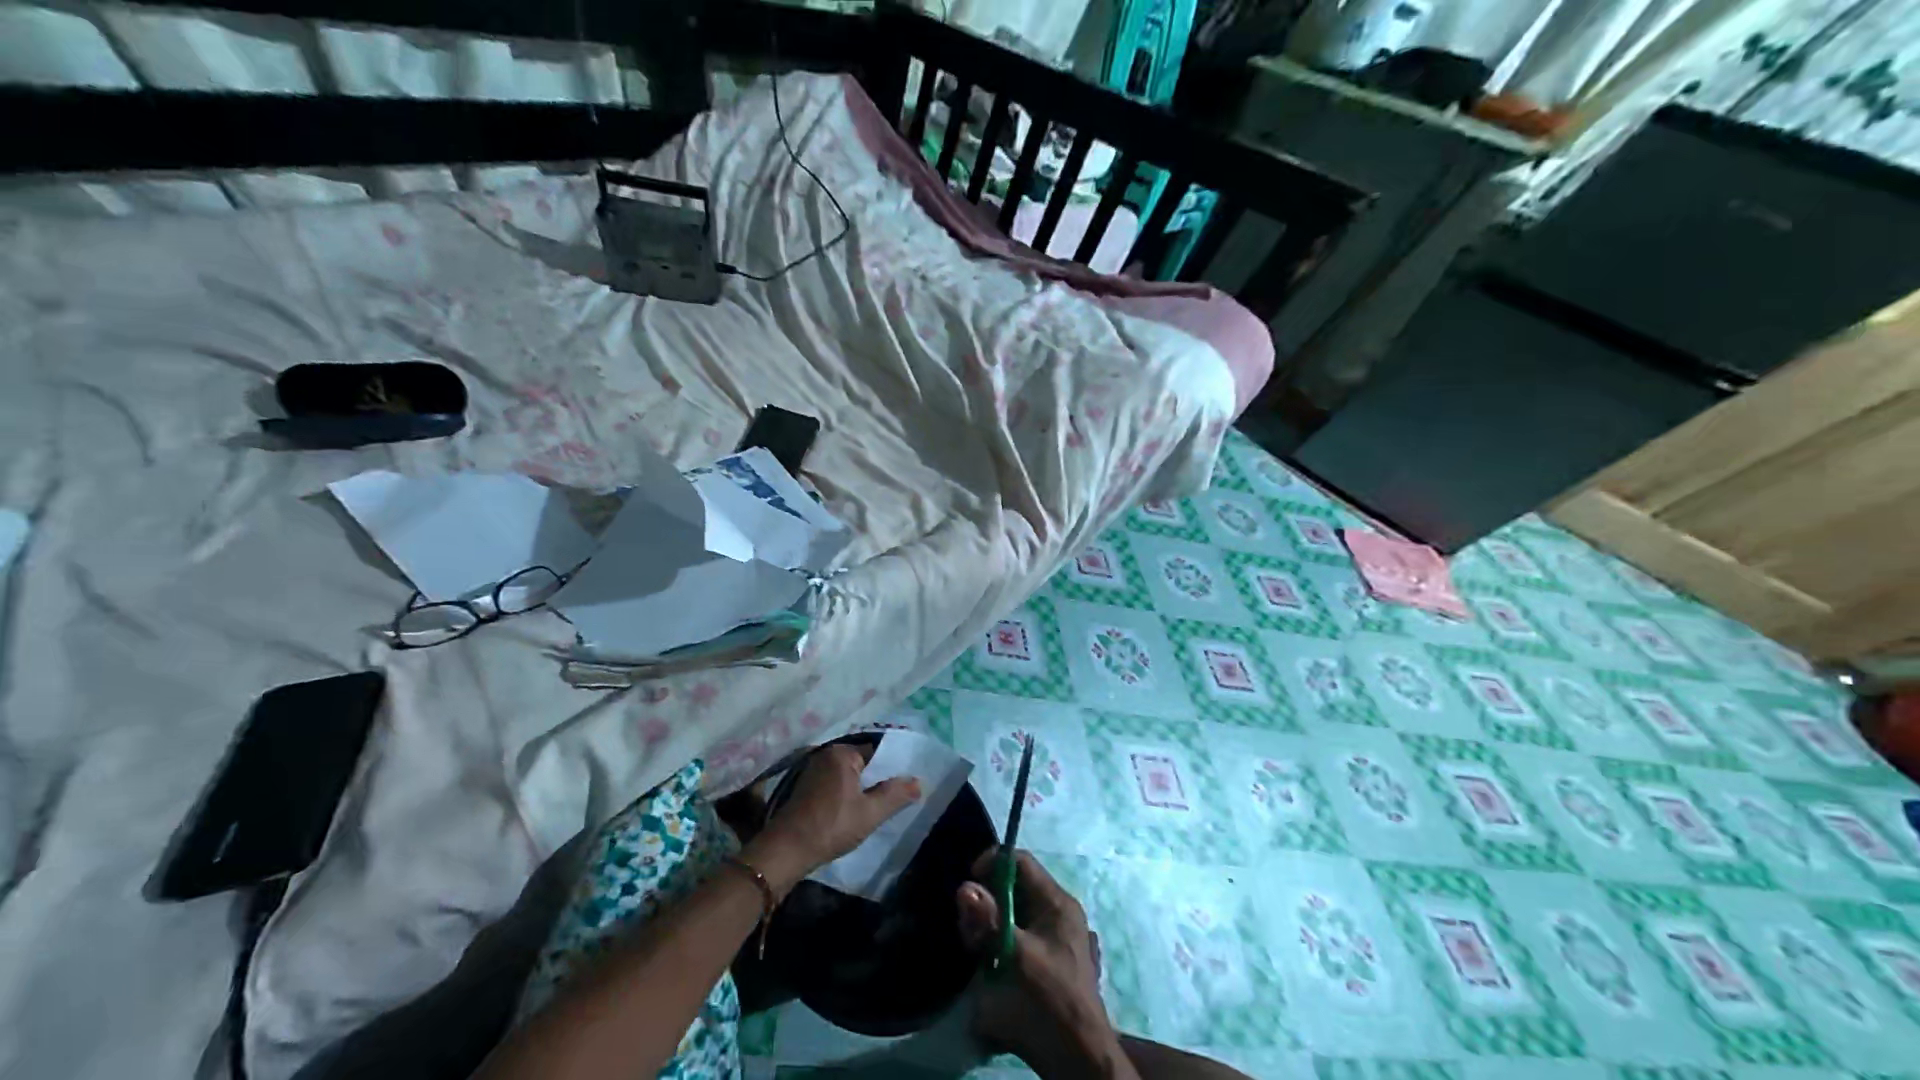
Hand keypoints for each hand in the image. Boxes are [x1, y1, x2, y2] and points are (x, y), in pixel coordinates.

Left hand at [745, 743, 920, 894]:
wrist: (787, 851)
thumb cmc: (831, 827)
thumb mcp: (870, 813)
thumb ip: (895, 795)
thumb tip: (918, 781)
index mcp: (841, 754)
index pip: (877, 752)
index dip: (892, 769)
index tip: (905, 785)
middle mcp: (825, 755)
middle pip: (862, 764)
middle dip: (876, 780)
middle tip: (895, 799)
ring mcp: (813, 771)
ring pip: (848, 776)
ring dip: (861, 790)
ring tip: (877, 807)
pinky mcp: (805, 788)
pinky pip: (835, 785)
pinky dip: (846, 795)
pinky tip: (854, 812)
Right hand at [956, 849, 1129, 1077]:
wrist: (1078, 1054)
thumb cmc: (1051, 999)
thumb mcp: (1018, 957)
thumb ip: (990, 921)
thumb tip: (964, 887)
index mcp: (1057, 902)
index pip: (1021, 862)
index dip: (992, 864)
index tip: (968, 884)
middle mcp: (1057, 911)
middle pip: (1013, 885)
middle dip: (986, 898)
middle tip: (969, 924)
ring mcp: (1051, 933)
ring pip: (1011, 908)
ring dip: (988, 921)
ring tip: (977, 947)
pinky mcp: (1044, 955)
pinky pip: (1014, 930)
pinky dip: (997, 937)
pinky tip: (987, 959)